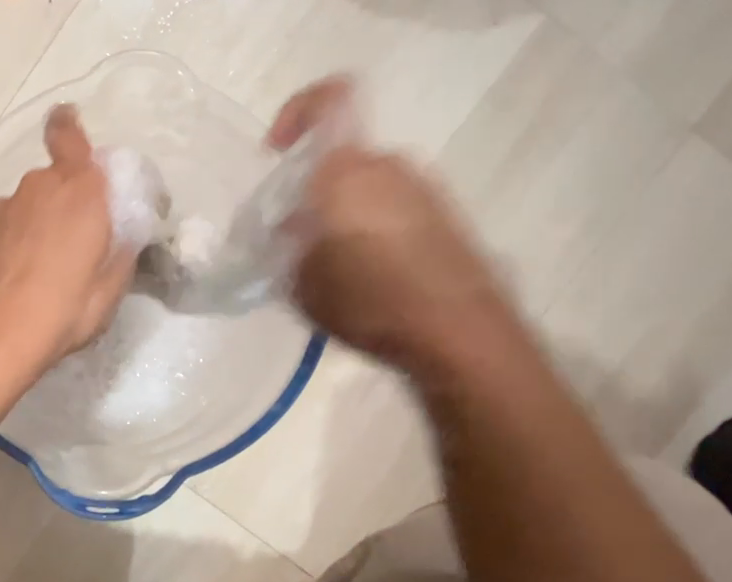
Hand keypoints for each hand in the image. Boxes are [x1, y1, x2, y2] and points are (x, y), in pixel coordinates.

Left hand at [0, 105, 138, 376]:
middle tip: (81, 241)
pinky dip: (20, 241)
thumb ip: (122, 247)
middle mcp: (38, 187)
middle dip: (70, 200)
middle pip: (58, 178)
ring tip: (49, 268)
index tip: (73, 137)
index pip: (69, 133)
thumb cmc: (63, 312)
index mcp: (81, 189)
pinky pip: (12, 226)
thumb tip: (122, 230)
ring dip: (43, 224)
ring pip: (32, 204)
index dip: (69, 127)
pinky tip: (23, 276)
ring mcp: (5, 210)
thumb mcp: (111, 286)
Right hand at [271, 77, 529, 379]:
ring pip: (364, 188)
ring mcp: (422, 189)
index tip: (276, 154)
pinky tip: (362, 280)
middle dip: (310, 193)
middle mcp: (387, 166)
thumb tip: (287, 227)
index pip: (328, 102)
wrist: (455, 329)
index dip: (297, 115)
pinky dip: (368, 232)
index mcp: (347, 171)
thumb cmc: (367, 303)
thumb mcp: (301, 282)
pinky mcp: (443, 216)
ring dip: (339, 217)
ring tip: (325, 270)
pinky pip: (390, 210)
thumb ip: (286, 245)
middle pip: (339, 161)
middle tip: (290, 241)